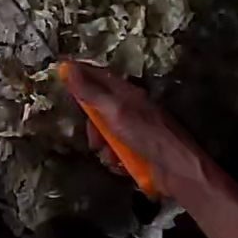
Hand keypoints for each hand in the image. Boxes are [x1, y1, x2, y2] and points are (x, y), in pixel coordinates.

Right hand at [60, 61, 215, 201]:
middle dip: (93, 127)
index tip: (59, 74)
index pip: (96, 76)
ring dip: (105, 147)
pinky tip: (122, 165)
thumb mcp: (114, 112)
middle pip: (97, 110)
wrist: (178, 170)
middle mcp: (129, 107)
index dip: (78, 75)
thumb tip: (66, 67)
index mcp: (126, 92)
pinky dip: (115, 159)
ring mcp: (134, 130)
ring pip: (105, 134)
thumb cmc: (148, 136)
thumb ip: (89, 92)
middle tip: (94, 140)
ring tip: (112, 156)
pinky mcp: (137, 150)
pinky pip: (115, 150)